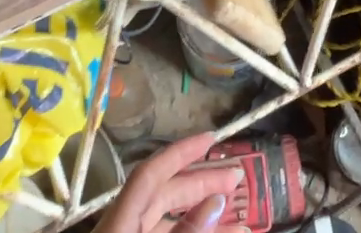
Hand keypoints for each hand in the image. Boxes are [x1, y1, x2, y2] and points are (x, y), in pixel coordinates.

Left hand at [93, 133, 247, 232]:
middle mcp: (124, 220)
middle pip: (165, 192)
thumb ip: (185, 230)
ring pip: (169, 217)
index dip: (181, 151)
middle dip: (202, 182)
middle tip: (237, 177)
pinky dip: (190, 231)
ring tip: (239, 218)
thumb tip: (217, 201)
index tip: (211, 138)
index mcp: (121, 215)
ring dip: (204, 214)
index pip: (152, 171)